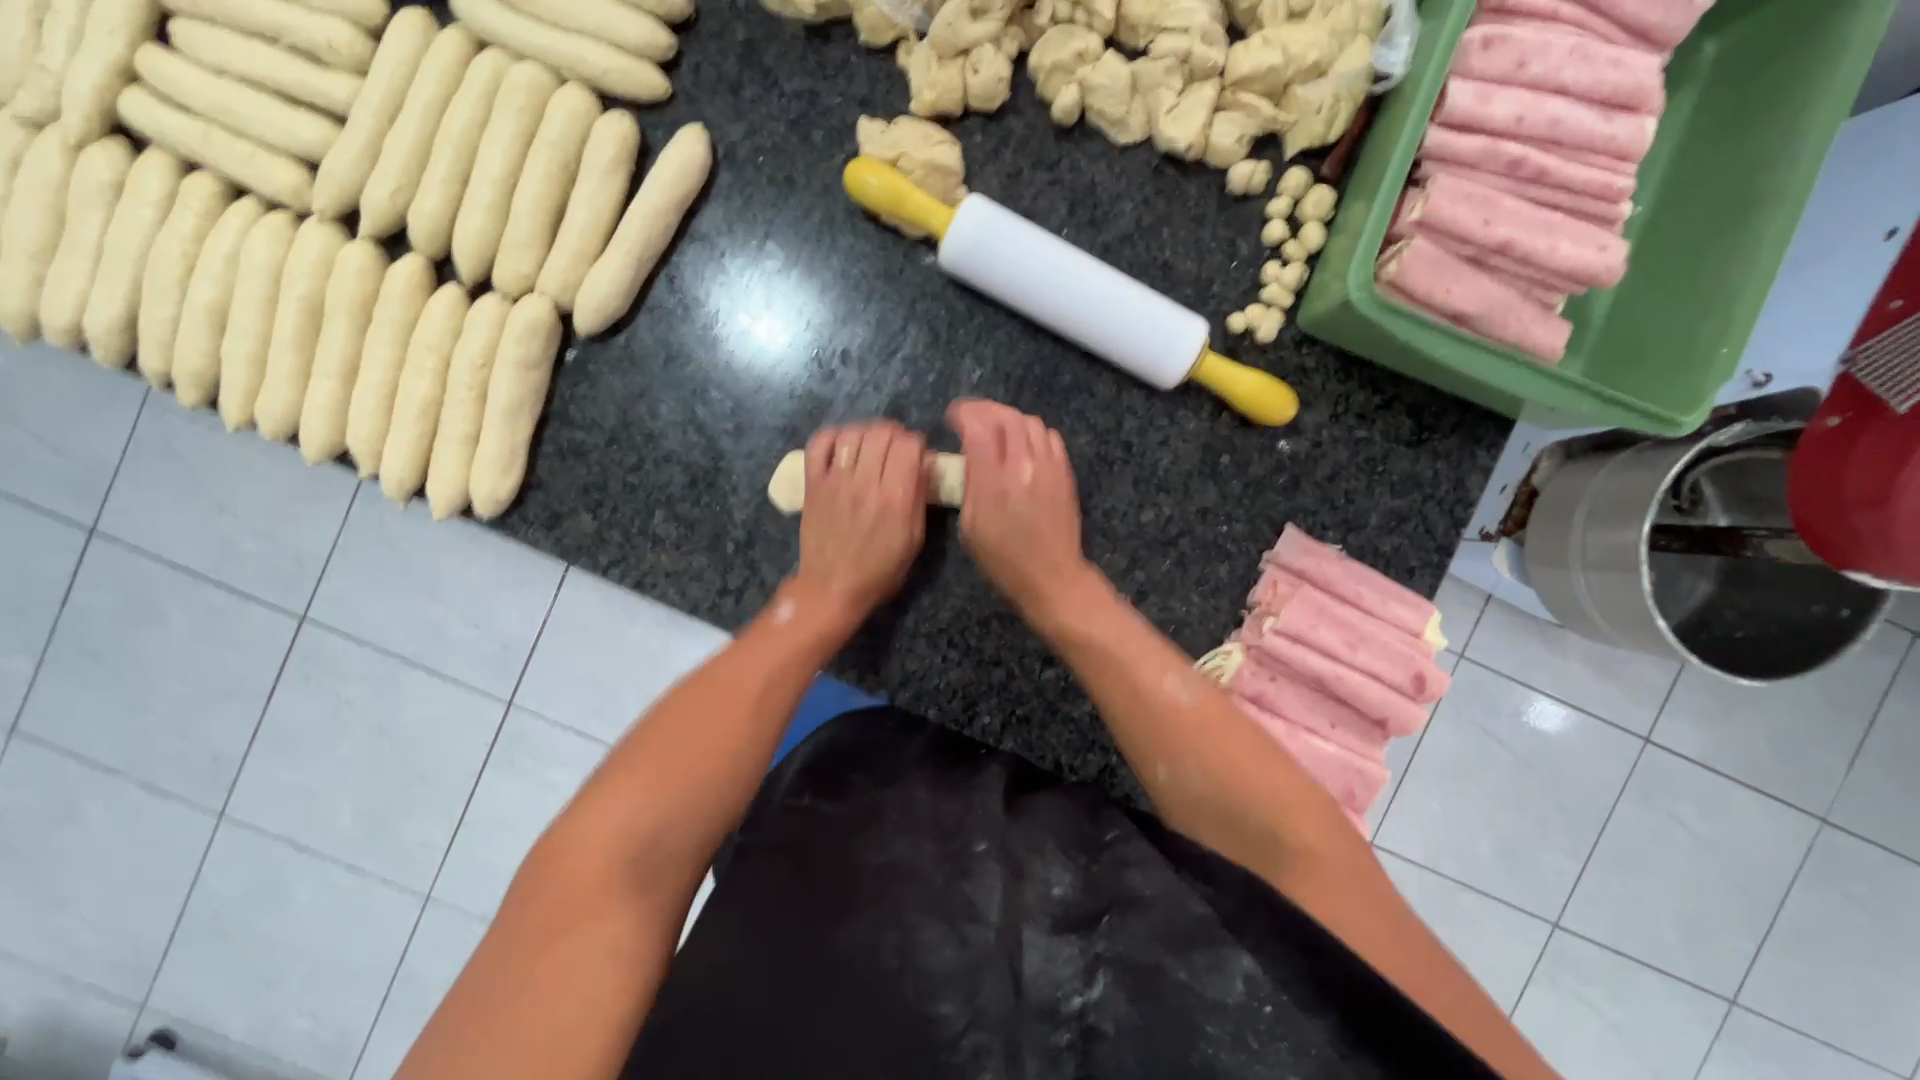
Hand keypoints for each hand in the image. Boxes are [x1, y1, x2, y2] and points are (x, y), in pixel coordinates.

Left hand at [790, 420, 928, 625]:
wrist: (832, 588)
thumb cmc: (880, 570)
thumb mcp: (913, 539)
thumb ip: (919, 498)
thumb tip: (925, 463)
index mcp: (895, 498)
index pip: (909, 445)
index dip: (917, 444)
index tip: (917, 456)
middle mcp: (865, 482)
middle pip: (882, 433)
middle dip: (895, 435)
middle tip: (896, 449)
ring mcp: (835, 480)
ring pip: (853, 432)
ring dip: (867, 433)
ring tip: (872, 446)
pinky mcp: (813, 483)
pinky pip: (819, 443)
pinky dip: (833, 436)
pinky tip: (844, 446)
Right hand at [946, 399, 1092, 618]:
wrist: (1052, 576)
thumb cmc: (1003, 559)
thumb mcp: (970, 526)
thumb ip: (969, 484)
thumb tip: (968, 455)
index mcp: (994, 483)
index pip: (979, 428)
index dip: (964, 414)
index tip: (952, 415)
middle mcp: (1024, 466)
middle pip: (1006, 417)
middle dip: (984, 409)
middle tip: (970, 414)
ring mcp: (1049, 466)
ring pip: (1030, 421)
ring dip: (1008, 417)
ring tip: (995, 427)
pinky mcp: (1065, 472)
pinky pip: (1049, 436)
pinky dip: (1031, 431)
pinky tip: (1022, 442)